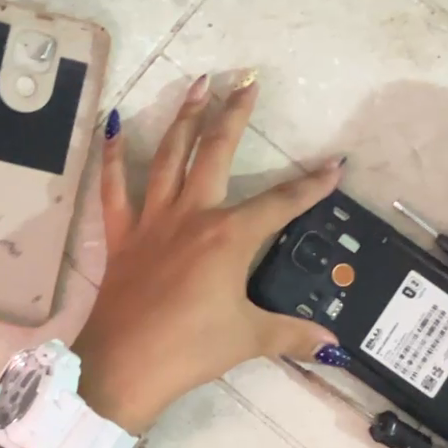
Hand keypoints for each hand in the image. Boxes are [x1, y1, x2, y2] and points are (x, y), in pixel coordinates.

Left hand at [73, 73, 340, 432]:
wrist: (124, 366)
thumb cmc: (190, 350)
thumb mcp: (248, 339)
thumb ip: (292, 334)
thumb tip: (332, 344)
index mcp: (229, 237)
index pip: (280, 203)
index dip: (310, 185)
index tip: (334, 164)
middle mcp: (192, 215)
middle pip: (217, 153)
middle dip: (236, 115)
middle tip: (248, 81)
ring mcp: (153, 221)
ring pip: (169, 157)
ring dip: (185, 118)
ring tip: (197, 84)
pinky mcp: (122, 236)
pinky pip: (114, 188)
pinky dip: (113, 156)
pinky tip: (115, 124)